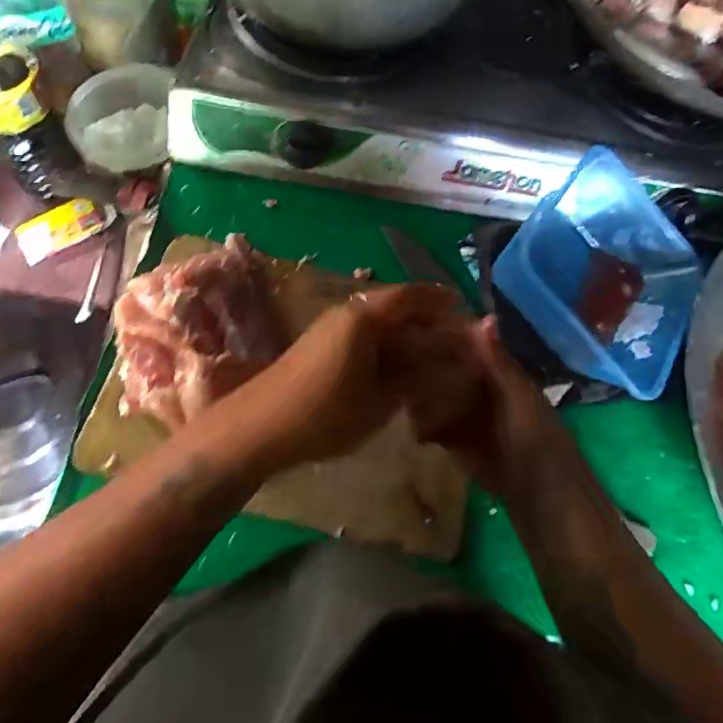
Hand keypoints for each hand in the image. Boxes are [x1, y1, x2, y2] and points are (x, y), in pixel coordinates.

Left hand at [216, 284, 456, 475]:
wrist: (260, 426)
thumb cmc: (325, 412)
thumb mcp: (380, 400)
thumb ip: (415, 377)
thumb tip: (445, 363)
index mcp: (364, 317)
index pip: (410, 295)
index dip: (438, 298)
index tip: (462, 306)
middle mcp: (347, 312)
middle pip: (395, 304)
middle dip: (425, 316)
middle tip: (453, 333)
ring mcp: (331, 326)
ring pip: (378, 319)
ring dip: (404, 329)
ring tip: (431, 350)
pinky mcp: (320, 343)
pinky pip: (363, 332)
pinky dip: (386, 341)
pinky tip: (398, 364)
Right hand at [403, 318, 571, 496]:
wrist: (546, 504)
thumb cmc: (539, 445)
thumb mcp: (519, 400)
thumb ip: (499, 363)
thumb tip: (484, 317)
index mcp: (502, 375)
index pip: (468, 345)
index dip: (444, 333)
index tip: (412, 322)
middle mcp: (484, 391)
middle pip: (449, 369)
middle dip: (425, 361)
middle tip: (388, 351)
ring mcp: (471, 419)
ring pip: (439, 396)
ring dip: (420, 390)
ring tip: (386, 377)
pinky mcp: (459, 445)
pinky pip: (436, 427)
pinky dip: (421, 422)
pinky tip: (400, 414)